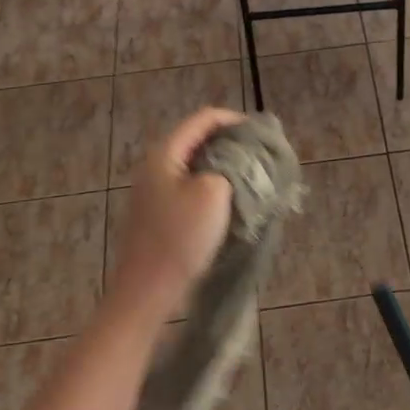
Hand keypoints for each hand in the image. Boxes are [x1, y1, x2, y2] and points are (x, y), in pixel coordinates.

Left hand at [109, 108, 245, 312]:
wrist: (147, 290)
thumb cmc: (180, 238)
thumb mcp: (214, 193)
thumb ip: (230, 167)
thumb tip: (236, 164)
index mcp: (165, 153)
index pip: (203, 119)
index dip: (234, 120)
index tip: (262, 134)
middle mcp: (155, 166)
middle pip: (197, 140)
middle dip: (230, 144)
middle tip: (260, 157)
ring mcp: (153, 191)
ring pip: (195, 166)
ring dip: (223, 168)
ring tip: (251, 178)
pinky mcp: (158, 214)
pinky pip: (189, 188)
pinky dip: (211, 187)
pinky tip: (230, 203)